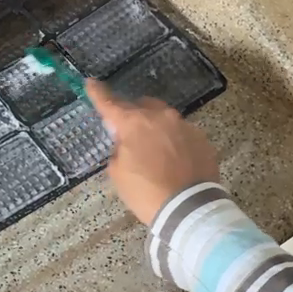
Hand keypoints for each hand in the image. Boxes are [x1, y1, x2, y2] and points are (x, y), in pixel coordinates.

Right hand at [85, 78, 219, 223]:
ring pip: (164, 118)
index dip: (98, 94)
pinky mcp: (201, 138)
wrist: (189, 209)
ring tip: (154, 150)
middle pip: (141, 105)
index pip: (110, 104)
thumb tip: (125, 140)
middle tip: (128, 133)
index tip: (91, 83)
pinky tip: (173, 160)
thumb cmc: (146, 192)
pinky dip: (173, 141)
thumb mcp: (118, 173)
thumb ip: (119, 149)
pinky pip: (181, 133)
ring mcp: (184, 125)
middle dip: (132, 115)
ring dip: (155, 128)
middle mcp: (160, 117)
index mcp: (134, 123)